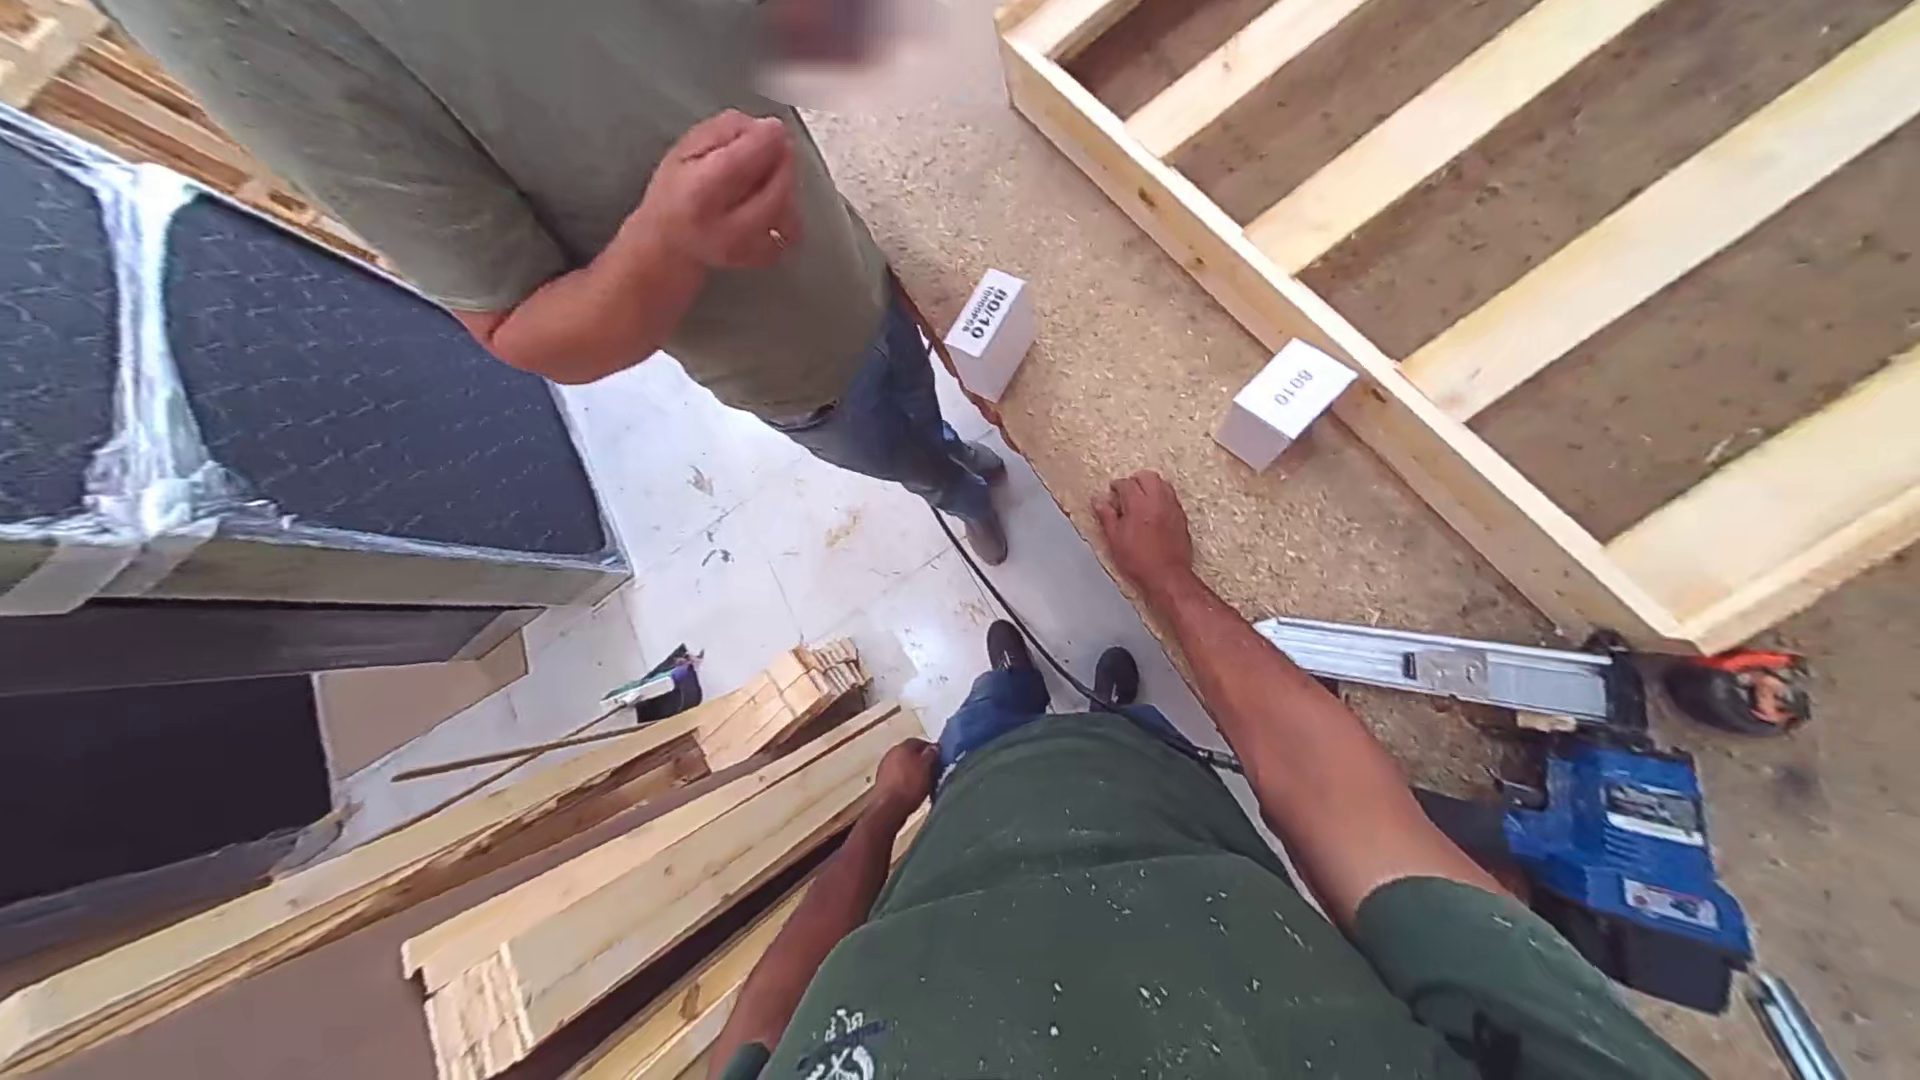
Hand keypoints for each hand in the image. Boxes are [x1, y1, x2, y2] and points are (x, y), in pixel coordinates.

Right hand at [632, 110, 801, 269]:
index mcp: (699, 195)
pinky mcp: (763, 260)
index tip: (774, 127)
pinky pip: (791, 232)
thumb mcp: (686, 148)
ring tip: (775, 172)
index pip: (740, 165)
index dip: (764, 142)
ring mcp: (748, 250)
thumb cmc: (677, 192)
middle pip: (774, 194)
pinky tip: (775, 199)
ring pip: (788, 214)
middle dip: (784, 163)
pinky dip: (790, 210)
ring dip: (789, 187)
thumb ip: (724, 131)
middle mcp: (726, 229)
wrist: (675, 243)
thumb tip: (762, 128)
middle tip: (782, 145)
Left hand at [871, 737, 937, 821]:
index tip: (939, 760)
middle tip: (933, 772)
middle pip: (910, 753)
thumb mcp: (927, 768)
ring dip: (913, 771)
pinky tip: (911, 790)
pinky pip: (897, 776)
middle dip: (922, 761)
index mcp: (903, 746)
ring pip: (904, 765)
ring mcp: (884, 766)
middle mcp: (892, 752)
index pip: (920, 742)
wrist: (888, 808)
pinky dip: (905, 780)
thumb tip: (935, 746)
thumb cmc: (910, 785)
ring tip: (923, 783)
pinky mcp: (881, 781)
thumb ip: (932, 754)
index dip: (931, 750)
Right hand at [1092, 470, 1195, 596]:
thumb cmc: (1139, 561)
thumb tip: (1098, 501)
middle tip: (1125, 493)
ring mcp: (1172, 508)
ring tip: (1139, 501)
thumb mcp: (1114, 539)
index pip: (1126, 484)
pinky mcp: (1181, 517)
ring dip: (1150, 486)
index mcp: (1138, 504)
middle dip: (1135, 480)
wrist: (1167, 576)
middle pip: (1148, 476)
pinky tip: (1153, 512)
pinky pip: (1171, 497)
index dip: (1116, 486)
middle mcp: (1158, 501)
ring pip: (1163, 484)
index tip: (1111, 493)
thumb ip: (1106, 516)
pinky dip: (1161, 498)